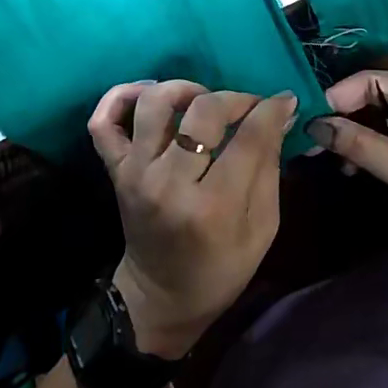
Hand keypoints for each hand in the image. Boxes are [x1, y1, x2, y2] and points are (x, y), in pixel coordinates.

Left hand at [88, 80, 297, 359]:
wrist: (161, 297)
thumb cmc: (222, 268)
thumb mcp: (263, 226)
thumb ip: (270, 165)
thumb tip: (280, 113)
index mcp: (213, 206)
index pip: (248, 135)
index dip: (272, 109)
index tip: (284, 101)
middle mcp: (169, 182)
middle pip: (203, 111)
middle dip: (236, 98)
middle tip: (249, 107)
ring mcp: (136, 173)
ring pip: (154, 103)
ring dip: (185, 90)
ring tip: (203, 102)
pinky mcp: (115, 172)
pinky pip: (103, 123)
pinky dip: (119, 98)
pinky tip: (147, 95)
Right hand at [308, 70, 387, 302]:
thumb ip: (363, 145)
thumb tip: (315, 125)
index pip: (371, 80)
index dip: (336, 97)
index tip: (306, 126)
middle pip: (374, 96)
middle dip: (342, 118)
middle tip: (311, 148)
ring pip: (380, 117)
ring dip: (355, 136)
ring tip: (333, 163)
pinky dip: (372, 149)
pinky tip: (355, 169)